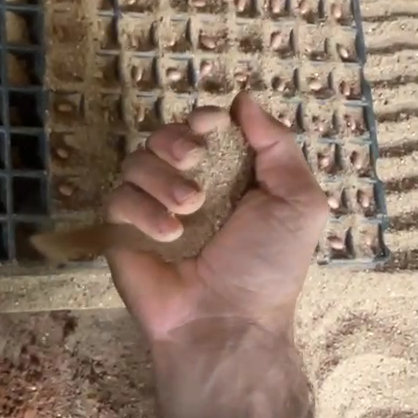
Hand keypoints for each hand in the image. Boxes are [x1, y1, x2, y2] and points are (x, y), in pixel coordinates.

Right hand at [104, 92, 327, 344]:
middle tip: (192, 160)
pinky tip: (169, 235)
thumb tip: (243, 98)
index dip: (202, 118)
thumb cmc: (267, 265)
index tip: (209, 125)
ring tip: (189, 209)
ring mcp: (149, 206)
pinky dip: (144, 211)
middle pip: (163, 136)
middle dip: (175, 140)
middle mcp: (185, 184)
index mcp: (226, 175)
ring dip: (164, 179)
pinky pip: (118, 197)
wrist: (227, 320)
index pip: (202, 128)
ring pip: (136, 161)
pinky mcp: (120, 228)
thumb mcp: (298, 203)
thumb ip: (277, 146)